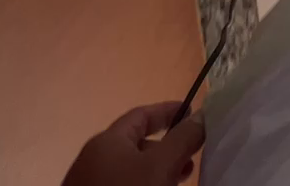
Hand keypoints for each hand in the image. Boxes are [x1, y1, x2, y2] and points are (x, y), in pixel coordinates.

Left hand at [61, 103, 206, 185]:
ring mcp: (88, 185)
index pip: (142, 114)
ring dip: (157, 171)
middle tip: (190, 157)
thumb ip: (183, 138)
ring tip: (178, 181)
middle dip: (167, 148)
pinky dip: (142, 184)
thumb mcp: (161, 166)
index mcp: (106, 141)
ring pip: (130, 169)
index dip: (169, 111)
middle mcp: (92, 160)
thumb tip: (200, 116)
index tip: (193, 113)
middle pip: (136, 143)